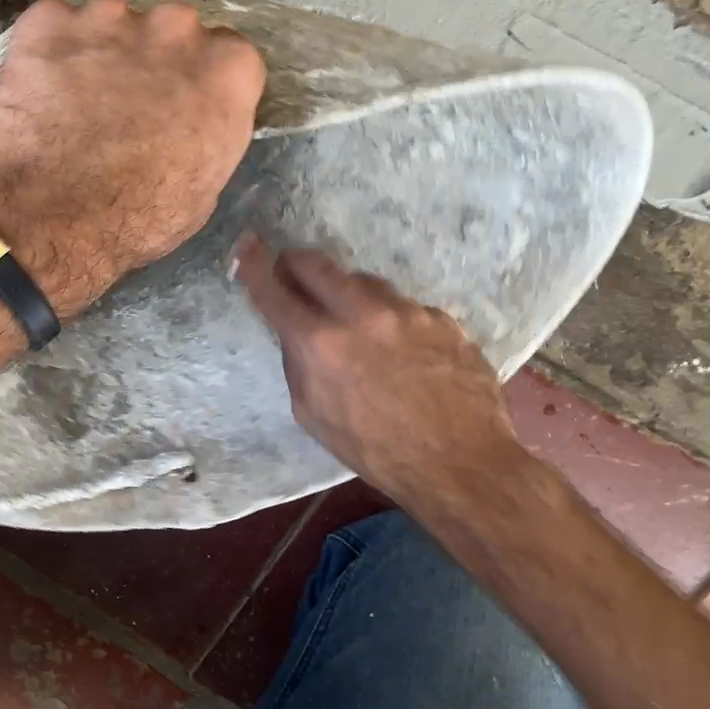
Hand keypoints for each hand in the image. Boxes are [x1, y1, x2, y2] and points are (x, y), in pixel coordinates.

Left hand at [0, 0, 264, 316]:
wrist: (53, 215)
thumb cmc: (137, 218)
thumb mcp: (203, 186)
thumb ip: (207, 134)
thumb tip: (191, 125)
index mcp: (227, 68)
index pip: (224, 53)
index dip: (195, 80)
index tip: (175, 103)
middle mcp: (175, 29)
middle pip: (169, 28)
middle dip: (148, 57)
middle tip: (120, 101)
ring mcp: (109, 19)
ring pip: (108, 19)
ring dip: (96, 48)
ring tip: (71, 96)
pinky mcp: (49, 23)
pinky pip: (50, 23)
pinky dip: (43, 47)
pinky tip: (35, 84)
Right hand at [233, 237, 527, 505]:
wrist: (462, 464)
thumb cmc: (374, 448)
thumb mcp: (311, 412)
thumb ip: (298, 363)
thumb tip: (294, 334)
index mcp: (319, 343)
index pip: (273, 290)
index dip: (253, 263)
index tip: (246, 244)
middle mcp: (361, 315)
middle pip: (316, 264)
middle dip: (296, 264)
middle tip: (293, 272)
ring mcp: (407, 313)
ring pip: (363, 281)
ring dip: (347, 293)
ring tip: (355, 320)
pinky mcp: (443, 320)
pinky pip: (404, 306)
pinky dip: (392, 319)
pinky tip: (401, 348)